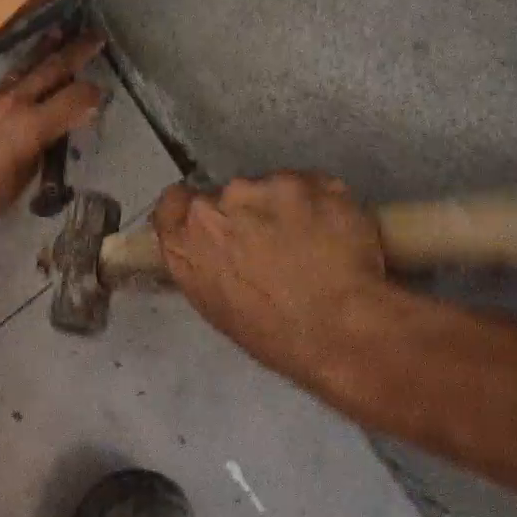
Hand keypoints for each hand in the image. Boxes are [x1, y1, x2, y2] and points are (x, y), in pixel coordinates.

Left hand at [0, 35, 106, 230]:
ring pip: (18, 71)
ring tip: (55, 35)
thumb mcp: (28, 173)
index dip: (92, 95)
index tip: (100, 93)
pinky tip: (4, 100)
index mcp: (33, 125)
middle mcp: (10, 102)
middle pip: (50, 69)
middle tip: (94, 36)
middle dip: (76, 52)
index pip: (75, 98)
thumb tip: (54, 127)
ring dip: (40, 53)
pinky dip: (4, 93)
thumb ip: (44, 143)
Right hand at [153, 172, 398, 378]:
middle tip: (275, 242)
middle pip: (228, 194)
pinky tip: (336, 233)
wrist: (342, 330)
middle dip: (248, 211)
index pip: (174, 202)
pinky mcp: (311, 180)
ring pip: (273, 187)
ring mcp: (267, 185)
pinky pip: (312, 186)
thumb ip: (202, 262)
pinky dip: (322, 204)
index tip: (218, 226)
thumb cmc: (275, 336)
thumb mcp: (215, 306)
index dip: (195, 211)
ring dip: (286, 206)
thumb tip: (210, 249)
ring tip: (313, 240)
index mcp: (187, 237)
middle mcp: (219, 200)